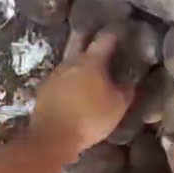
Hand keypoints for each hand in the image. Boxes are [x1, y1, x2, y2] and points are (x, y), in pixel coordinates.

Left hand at [28, 30, 132, 158]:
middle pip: (85, 51)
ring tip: (91, 81)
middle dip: (96, 54)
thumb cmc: (90, 118)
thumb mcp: (117, 106)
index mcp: (91, 61)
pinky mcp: (43, 90)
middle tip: (107, 61)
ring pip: (71, 66)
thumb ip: (126, 90)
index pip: (105, 39)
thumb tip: (130, 80)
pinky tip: (74, 95)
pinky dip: (69, 85)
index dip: (115, 35)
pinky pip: (60, 82)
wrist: (52, 137)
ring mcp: (54, 75)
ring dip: (81, 71)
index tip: (122, 35)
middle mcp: (70, 62)